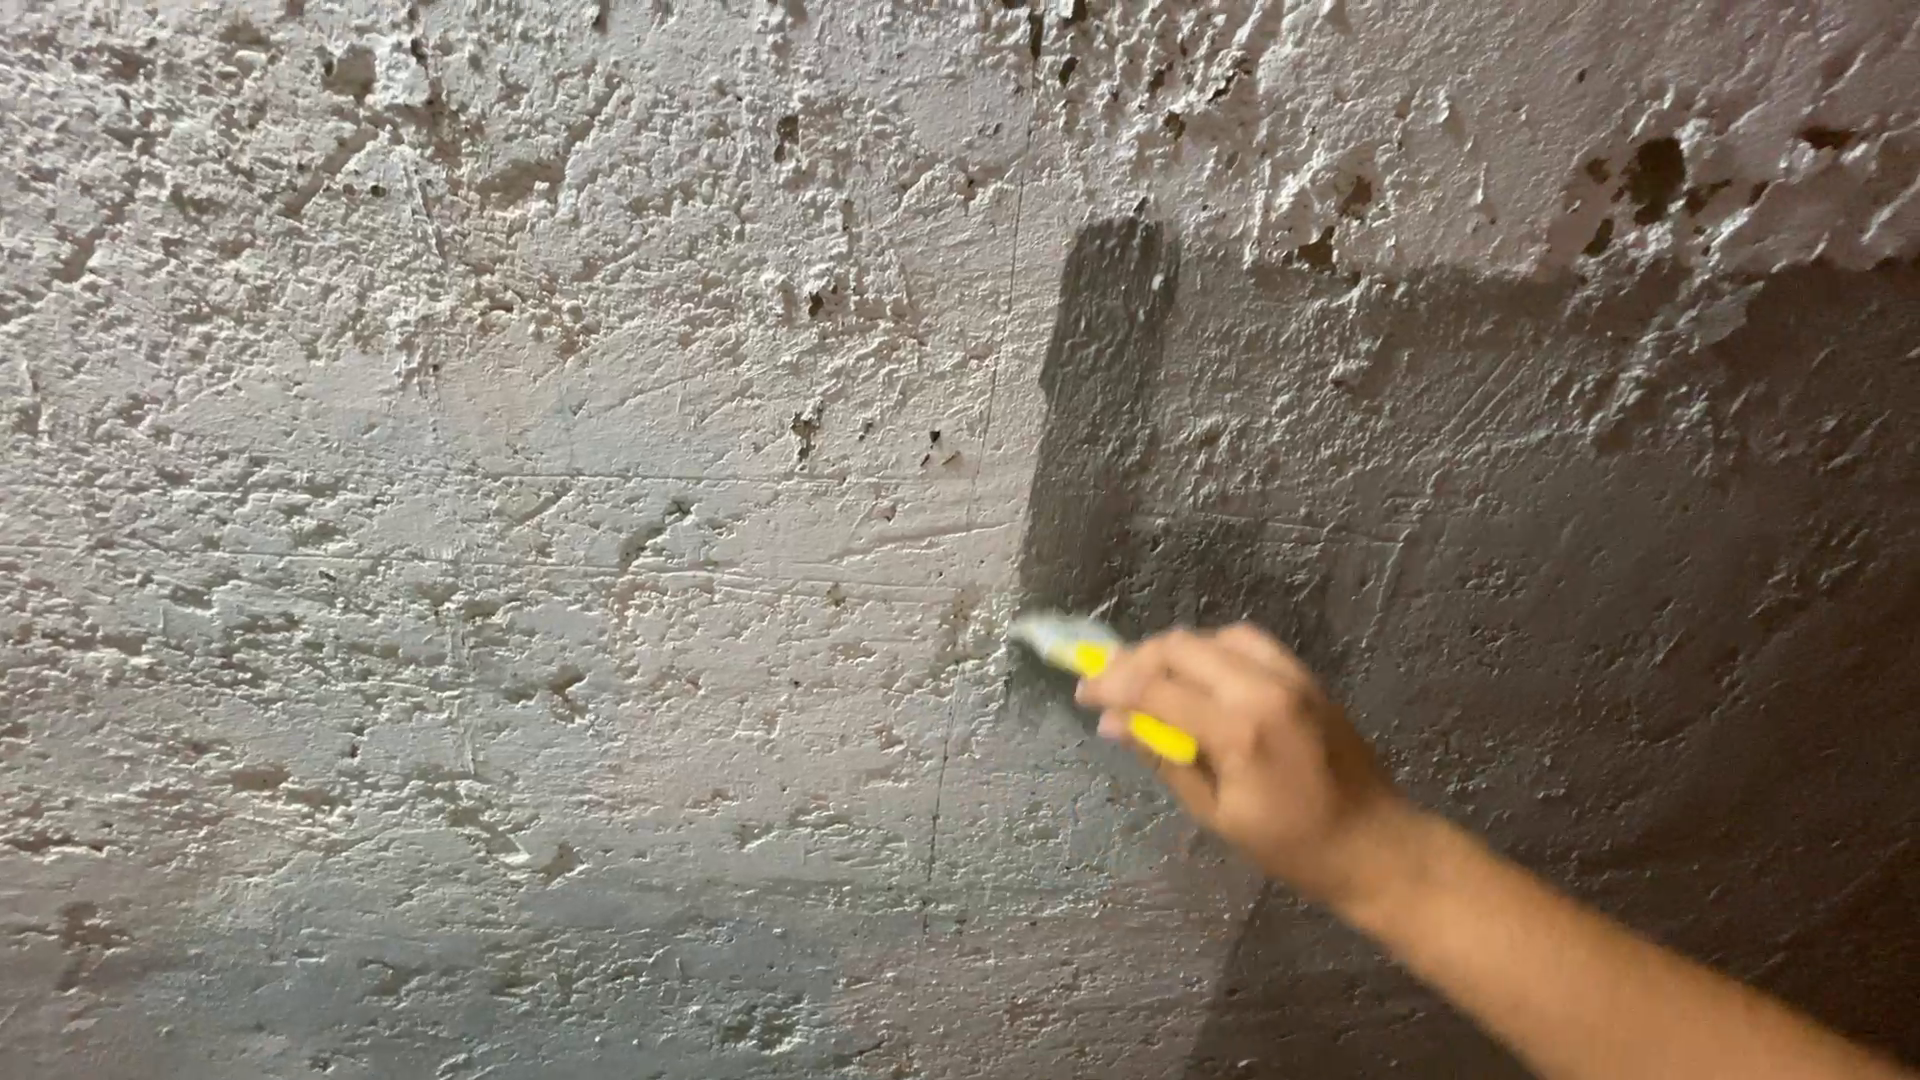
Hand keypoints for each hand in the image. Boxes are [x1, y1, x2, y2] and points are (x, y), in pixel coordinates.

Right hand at [1076, 623, 1418, 906]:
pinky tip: (1195, 673)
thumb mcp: (1215, 812)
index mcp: (1239, 731)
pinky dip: (1209, 649)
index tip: (1081, 692)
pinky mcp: (1303, 674)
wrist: (1378, 845)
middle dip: (1133, 660)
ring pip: (1209, 635)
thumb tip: (1111, 723)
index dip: (1109, 685)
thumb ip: (1163, 756)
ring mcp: (1288, 675)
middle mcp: (1262, 689)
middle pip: (1178, 647)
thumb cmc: (1291, 846)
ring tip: (1146, 677)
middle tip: (1107, 683)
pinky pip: (1244, 641)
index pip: (1154, 689)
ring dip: (1170, 651)